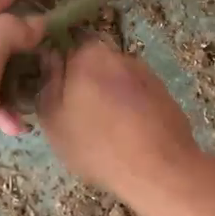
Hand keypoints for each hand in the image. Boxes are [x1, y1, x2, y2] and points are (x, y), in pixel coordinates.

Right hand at [38, 37, 202, 194]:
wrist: (159, 168)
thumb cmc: (96, 144)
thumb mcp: (54, 119)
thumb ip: (48, 83)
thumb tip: (49, 59)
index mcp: (90, 54)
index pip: (68, 46)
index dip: (61, 69)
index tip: (58, 94)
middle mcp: (121, 55)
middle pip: (95, 63)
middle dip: (86, 83)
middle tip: (78, 117)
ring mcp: (148, 74)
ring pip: (118, 81)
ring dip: (110, 98)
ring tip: (106, 131)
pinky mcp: (166, 94)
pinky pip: (139, 97)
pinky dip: (131, 110)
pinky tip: (129, 136)